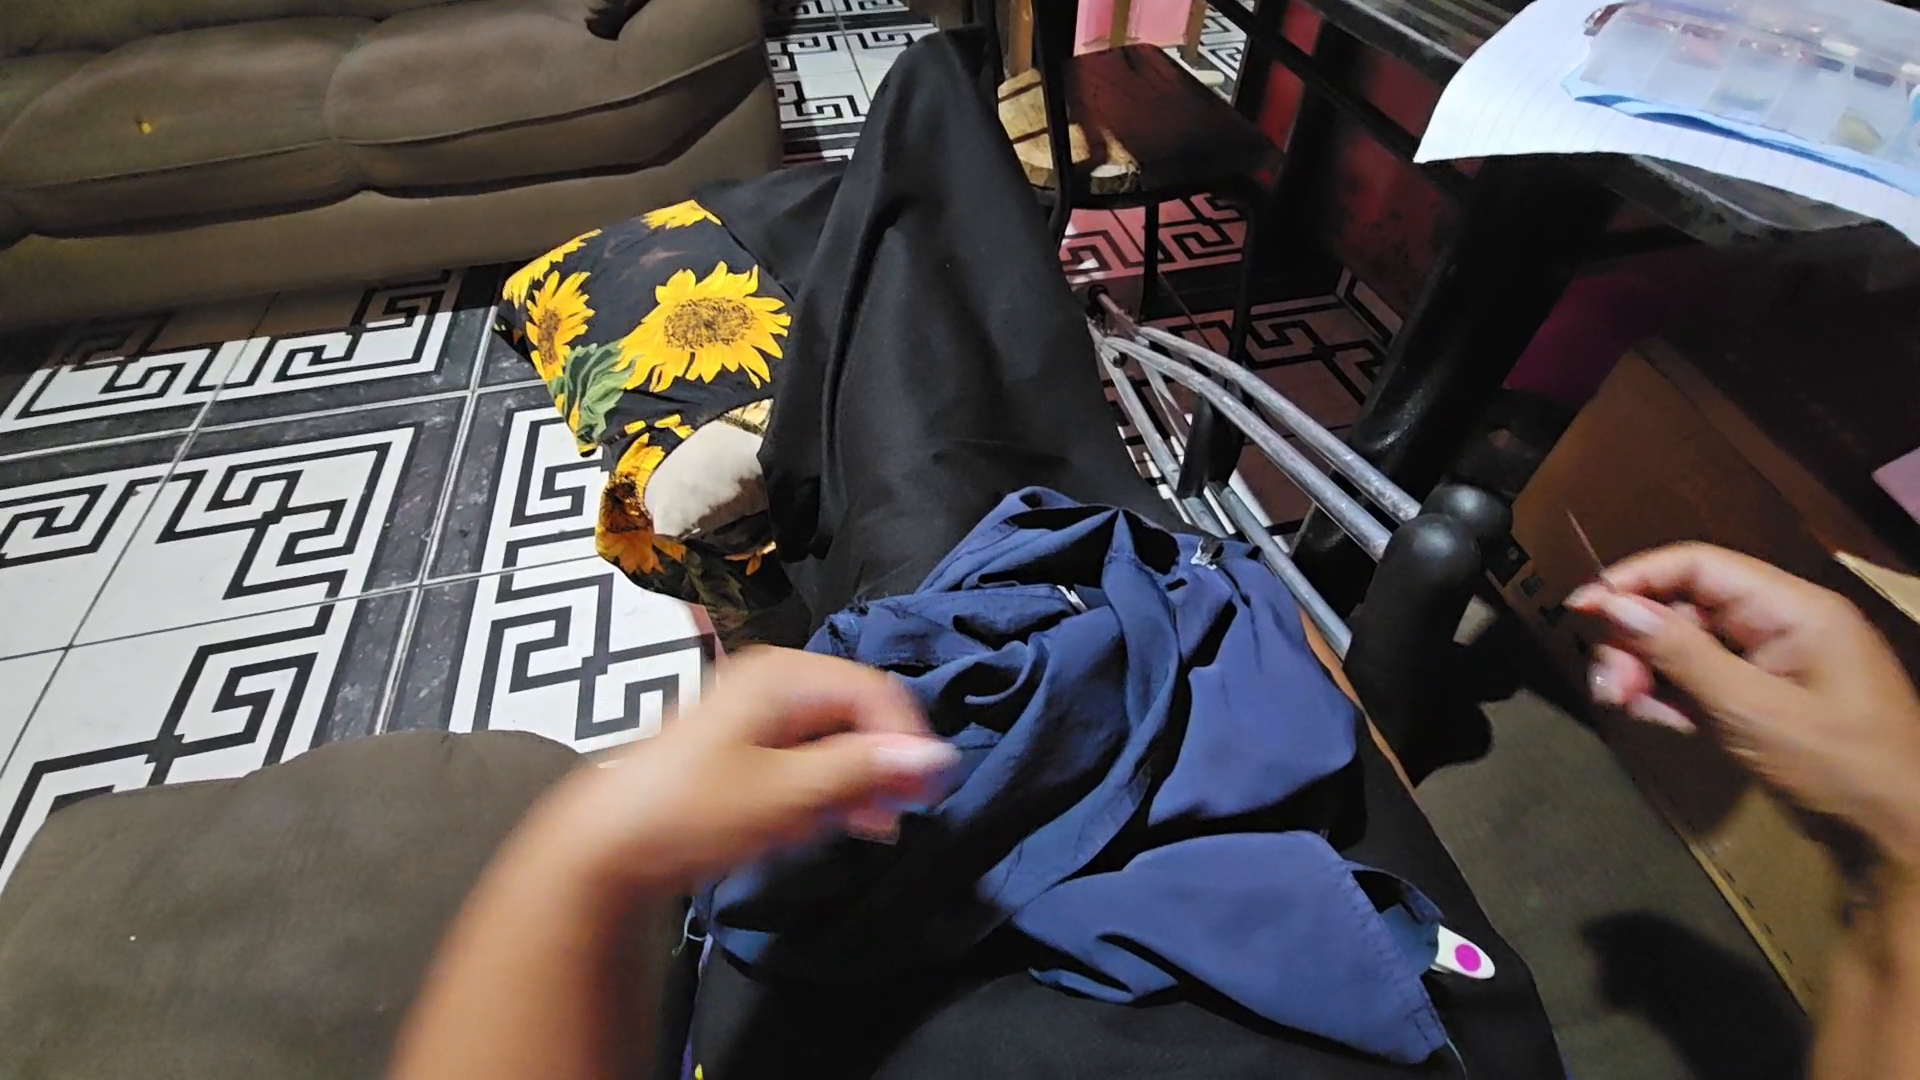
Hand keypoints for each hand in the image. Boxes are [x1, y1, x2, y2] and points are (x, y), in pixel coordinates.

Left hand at [533, 647, 957, 893]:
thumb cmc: (693, 812)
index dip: (906, 737)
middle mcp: (775, 679)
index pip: (873, 690)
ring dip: (860, 776)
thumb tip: (936, 755)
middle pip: (856, 710)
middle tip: (903, 812)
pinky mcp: (750, 740)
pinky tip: (835, 817)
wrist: (605, 850)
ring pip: (836, 734)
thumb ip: (861, 770)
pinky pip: (811, 751)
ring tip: (873, 823)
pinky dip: (831, 782)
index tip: (928, 788)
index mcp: (782, 675)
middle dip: (884, 760)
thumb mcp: (785, 793)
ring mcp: (760, 709)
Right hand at [1566, 543, 1919, 867]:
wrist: (1899, 837)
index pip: (1694, 565)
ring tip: (1623, 705)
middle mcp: (1773, 623)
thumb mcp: (1750, 708)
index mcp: (1791, 610)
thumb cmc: (1840, 766)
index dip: (1631, 579)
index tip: (1580, 609)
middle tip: (1608, 685)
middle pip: (1673, 606)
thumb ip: (1679, 652)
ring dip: (1636, 670)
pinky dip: (1658, 692)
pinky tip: (1655, 718)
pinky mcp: (1749, 687)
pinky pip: (1684, 673)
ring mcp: (1761, 656)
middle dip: (1630, 642)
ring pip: (1670, 641)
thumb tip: (1609, 605)